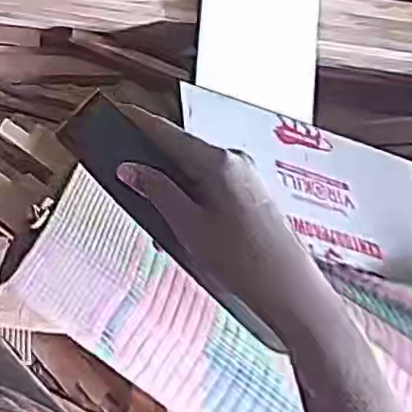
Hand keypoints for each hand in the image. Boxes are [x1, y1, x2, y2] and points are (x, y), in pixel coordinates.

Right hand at [116, 104, 345, 345]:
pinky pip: (207, 184)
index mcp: (217, 161)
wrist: (298, 299)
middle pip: (178, 149)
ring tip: (149, 212)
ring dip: (167, 185)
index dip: (135, 120)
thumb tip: (129, 169)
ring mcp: (245, 178)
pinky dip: (186, 196)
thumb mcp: (188, 226)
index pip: (164, 130)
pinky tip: (176, 223)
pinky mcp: (250, 196)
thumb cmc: (246, 263)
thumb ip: (155, 191)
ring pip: (191, 170)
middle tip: (122, 171)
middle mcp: (234, 161)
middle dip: (148, 161)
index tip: (114, 111)